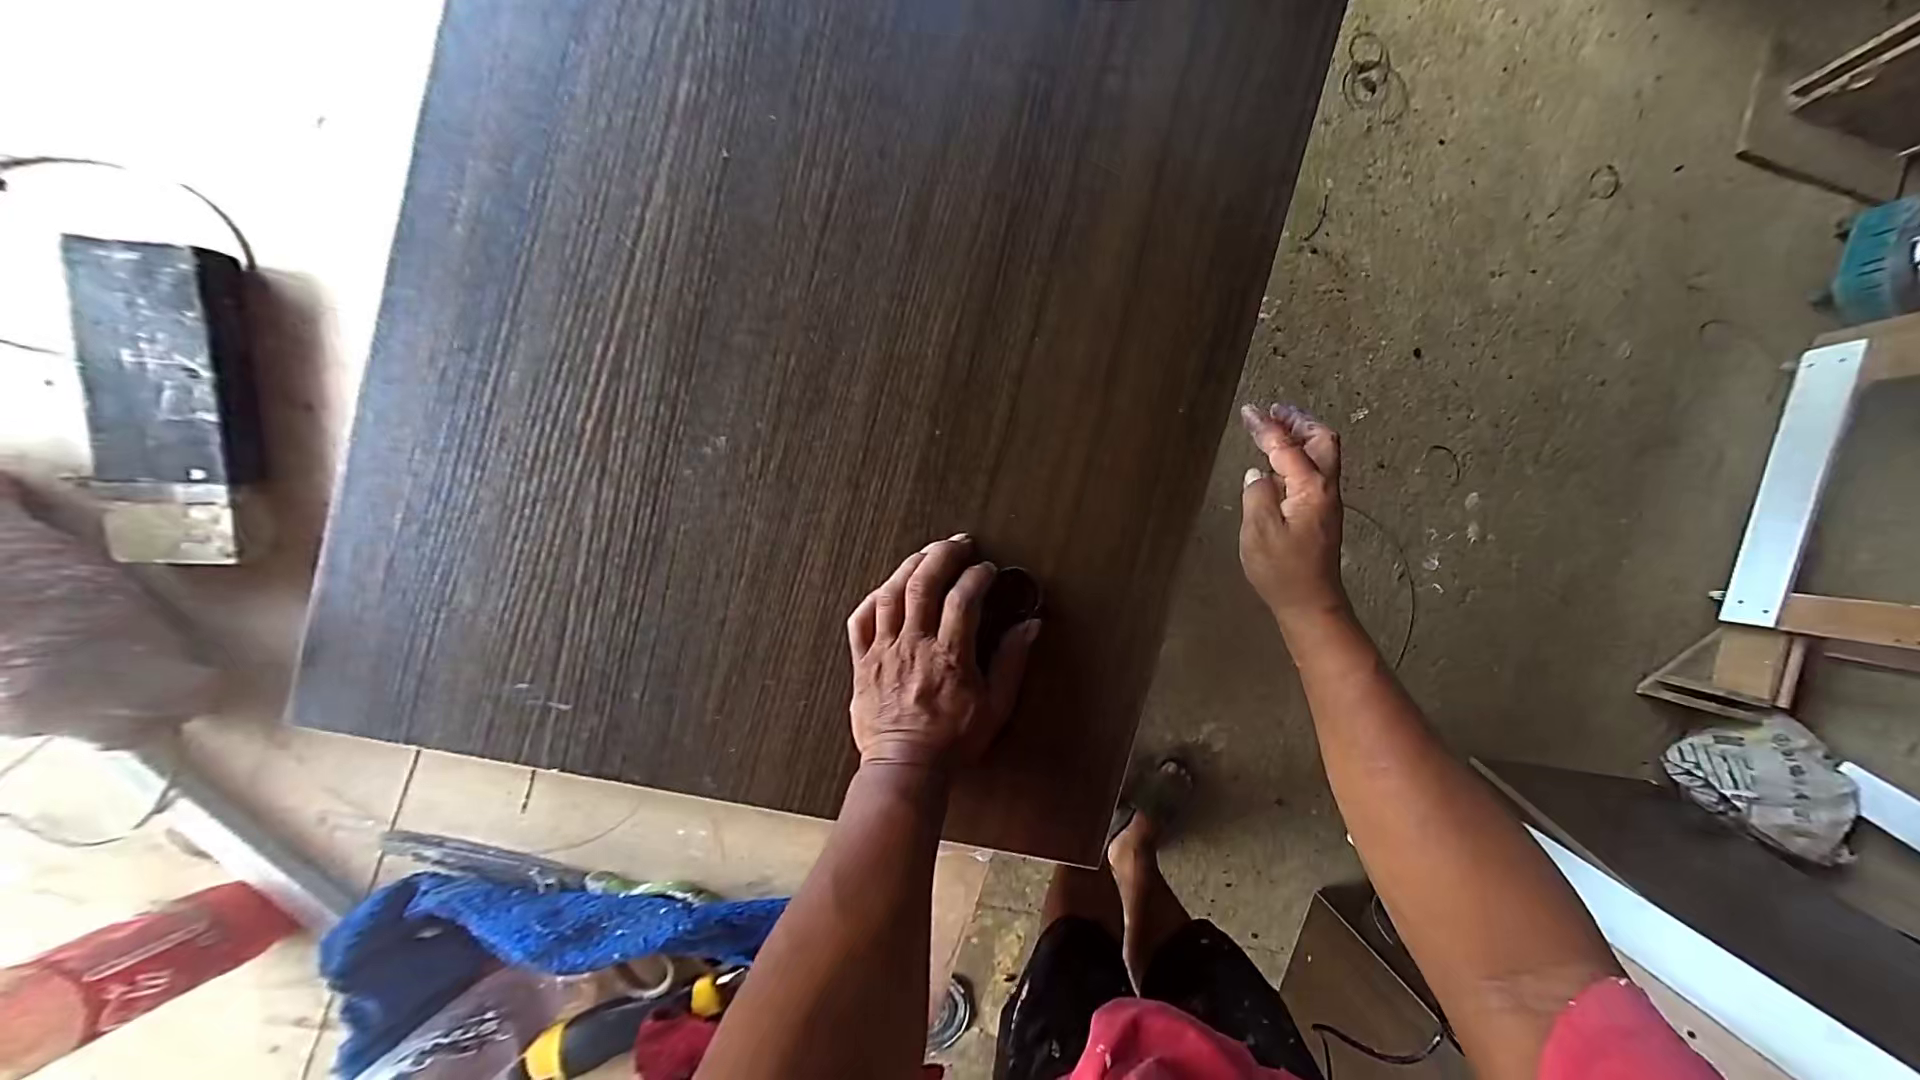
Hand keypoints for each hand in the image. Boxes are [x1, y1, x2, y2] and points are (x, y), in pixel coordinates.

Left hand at [845, 535, 1041, 770]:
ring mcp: (884, 651)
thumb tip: (1030, 626)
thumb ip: (1012, 661)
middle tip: (958, 544)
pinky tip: (886, 589)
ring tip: (925, 554)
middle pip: (924, 583)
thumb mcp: (996, 706)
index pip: (964, 598)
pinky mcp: (862, 662)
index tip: (987, 570)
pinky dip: (872, 598)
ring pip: (891, 594)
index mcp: (949, 656)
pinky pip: (860, 620)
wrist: (904, 768)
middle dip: (943, 555)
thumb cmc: (951, 742)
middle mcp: (914, 646)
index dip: (977, 576)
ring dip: (909, 566)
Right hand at [1238, 403, 1347, 621]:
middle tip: (1275, 409)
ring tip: (1278, 424)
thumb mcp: (1259, 532)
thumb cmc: (1282, 570)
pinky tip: (1280, 460)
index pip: (1286, 447)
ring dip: (1301, 435)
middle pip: (1321, 441)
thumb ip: (1257, 496)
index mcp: (1310, 489)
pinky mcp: (1320, 513)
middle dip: (1298, 420)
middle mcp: (1325, 489)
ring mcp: (1325, 501)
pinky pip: (1314, 470)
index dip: (1266, 427)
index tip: (1249, 411)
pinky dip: (1299, 454)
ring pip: (1321, 454)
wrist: (1310, 601)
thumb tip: (1257, 475)